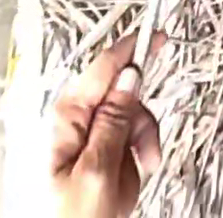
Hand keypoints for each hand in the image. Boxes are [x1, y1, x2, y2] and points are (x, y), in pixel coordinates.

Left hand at [45, 33, 163, 217]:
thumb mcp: (98, 173)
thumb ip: (115, 120)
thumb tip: (130, 74)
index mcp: (64, 118)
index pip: (104, 66)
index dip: (133, 49)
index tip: (158, 38)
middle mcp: (67, 123)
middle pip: (119, 94)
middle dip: (140, 118)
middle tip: (148, 152)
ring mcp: (76, 141)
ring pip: (124, 118)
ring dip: (139, 143)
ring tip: (137, 178)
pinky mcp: (83, 158)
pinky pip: (118, 142)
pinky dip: (131, 158)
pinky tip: (127, 183)